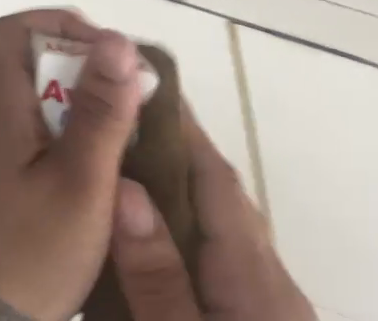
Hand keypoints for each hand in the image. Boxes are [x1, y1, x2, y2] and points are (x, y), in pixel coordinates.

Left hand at [0, 9, 146, 320]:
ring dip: (47, 81)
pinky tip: (73, 150)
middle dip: (57, 49)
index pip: (13, 28)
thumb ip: (100, 109)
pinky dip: (35, 110)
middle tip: (108, 78)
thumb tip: (116, 41)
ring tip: (100, 113)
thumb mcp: (81, 180)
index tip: (113, 52)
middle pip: (2, 47)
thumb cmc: (30, 247)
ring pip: (0, 80)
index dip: (62, 25)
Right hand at [108, 106, 314, 320]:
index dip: (177, 126)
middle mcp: (269, 283)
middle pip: (218, 195)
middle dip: (167, 147)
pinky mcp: (252, 317)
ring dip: (169, 183)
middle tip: (107, 110)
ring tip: (111, 154)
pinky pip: (211, 250)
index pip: (215, 181)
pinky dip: (175, 219)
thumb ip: (157, 274)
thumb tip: (125, 188)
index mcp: (256, 282)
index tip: (134, 80)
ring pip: (215, 223)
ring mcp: (266, 303)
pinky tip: (139, 221)